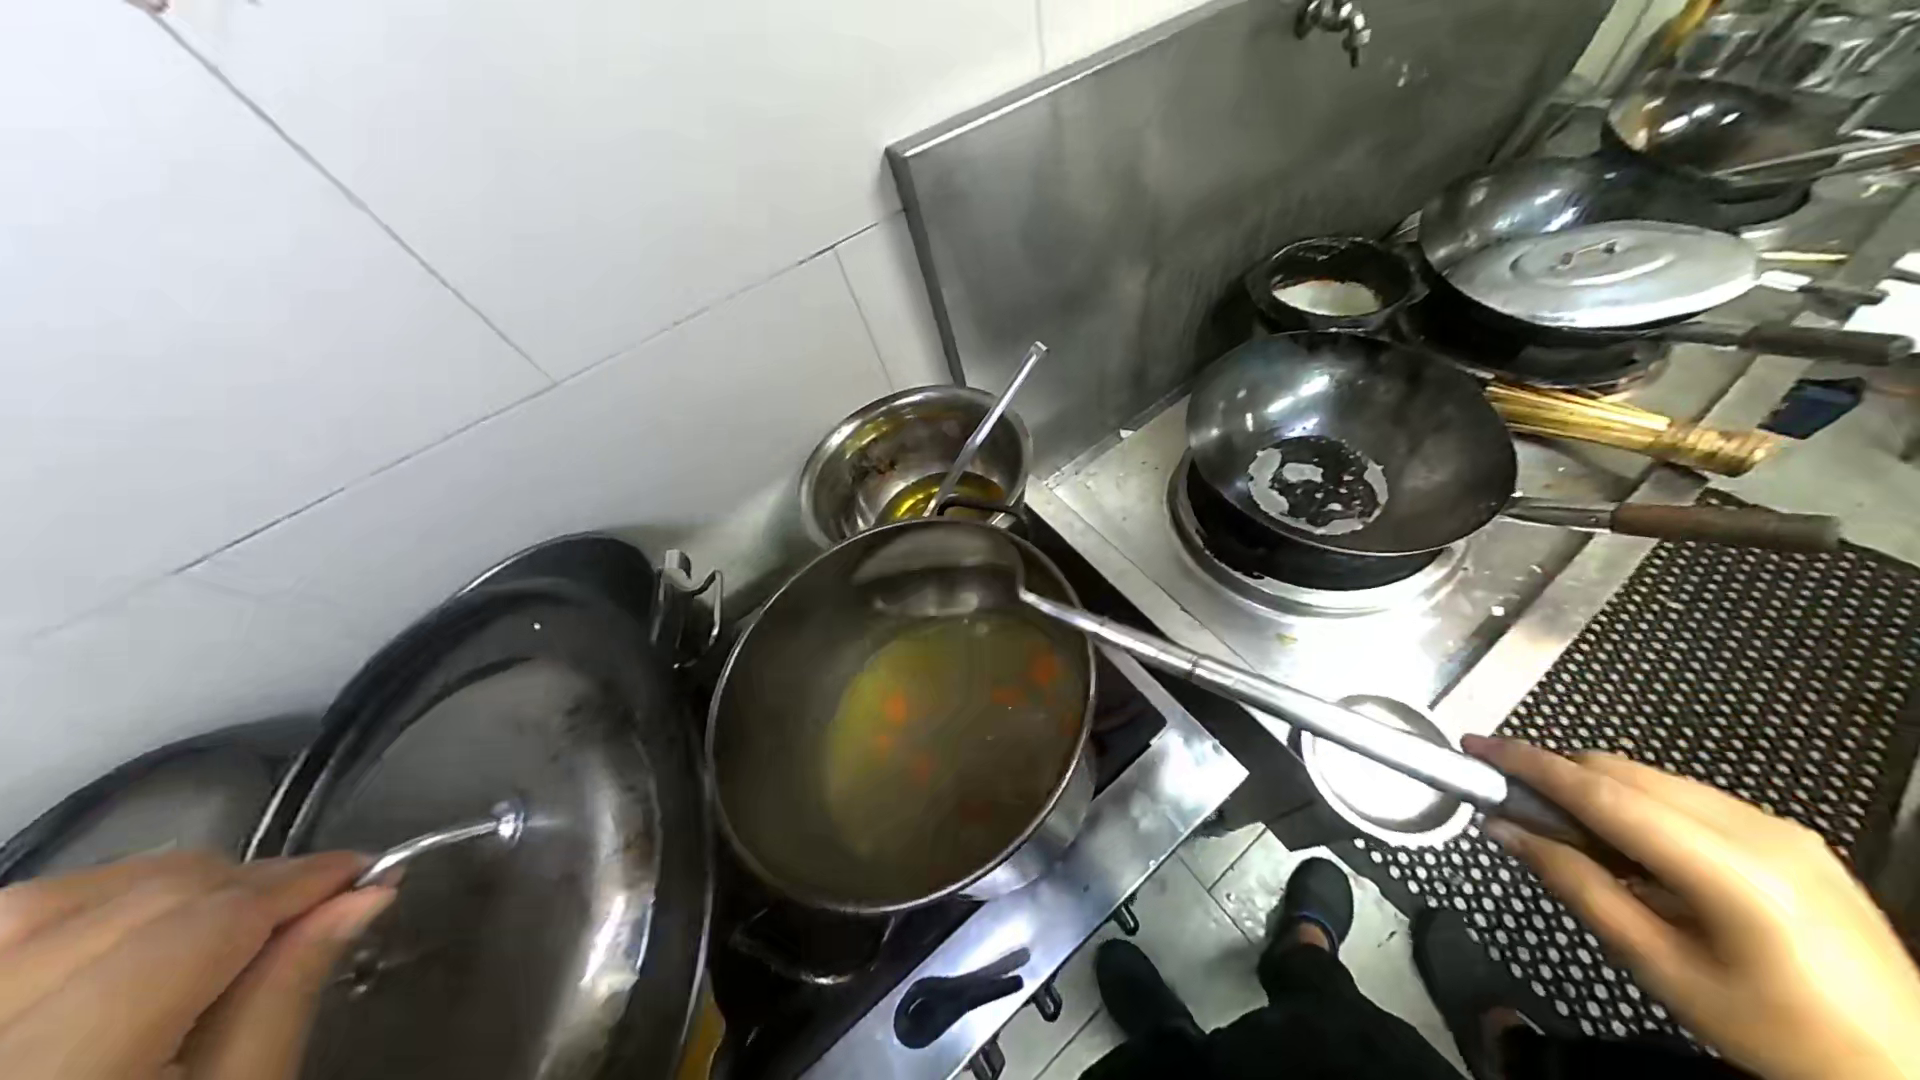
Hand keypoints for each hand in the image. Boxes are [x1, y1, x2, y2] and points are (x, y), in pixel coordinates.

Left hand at [0, 850, 393, 1079]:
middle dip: (245, 882)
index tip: (364, 869)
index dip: (297, 882)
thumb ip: (286, 997)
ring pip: (52, 902)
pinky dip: (81, 908)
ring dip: (165, 885)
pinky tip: (134, 925)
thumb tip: (366, 894)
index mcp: (55, 1075)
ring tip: (233, 906)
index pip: (203, 928)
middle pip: (135, 904)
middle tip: (314, 894)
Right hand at [1470, 735, 1919, 1079]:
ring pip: (1650, 778)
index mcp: (1731, 872)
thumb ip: (1577, 886)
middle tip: (1503, 795)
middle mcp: (1760, 832)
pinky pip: (1683, 796)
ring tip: (1558, 825)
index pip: (1603, 793)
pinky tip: (1621, 843)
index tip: (1473, 746)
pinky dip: (1632, 802)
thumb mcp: (1660, 967)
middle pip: (1624, 772)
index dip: (1528, 764)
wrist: (1910, 1072)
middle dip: (1554, 772)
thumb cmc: (1775, 1031)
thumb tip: (1504, 829)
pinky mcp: (1792, 837)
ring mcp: (1783, 830)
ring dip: (1591, 787)